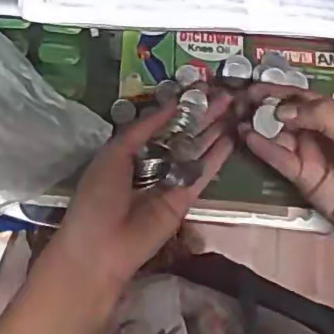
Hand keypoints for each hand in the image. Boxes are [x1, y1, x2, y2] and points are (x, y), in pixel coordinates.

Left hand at [45, 89, 236, 286]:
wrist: (100, 245)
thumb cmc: (98, 195)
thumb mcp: (114, 153)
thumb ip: (142, 129)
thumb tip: (169, 104)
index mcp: (130, 152)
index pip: (159, 124)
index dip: (179, 107)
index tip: (199, 88)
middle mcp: (153, 164)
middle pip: (182, 135)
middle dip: (202, 115)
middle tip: (226, 94)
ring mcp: (170, 182)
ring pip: (195, 151)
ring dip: (213, 131)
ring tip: (235, 108)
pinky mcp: (184, 200)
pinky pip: (202, 174)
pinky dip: (216, 157)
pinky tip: (231, 138)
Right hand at [236, 84, 333, 262]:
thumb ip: (323, 118)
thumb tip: (282, 110)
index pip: (305, 97)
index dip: (280, 90)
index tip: (254, 85)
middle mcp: (323, 133)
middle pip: (287, 114)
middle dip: (263, 106)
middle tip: (237, 100)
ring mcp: (312, 157)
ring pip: (279, 135)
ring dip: (258, 125)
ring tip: (235, 116)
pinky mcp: (304, 179)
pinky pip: (280, 159)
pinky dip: (263, 148)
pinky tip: (247, 137)